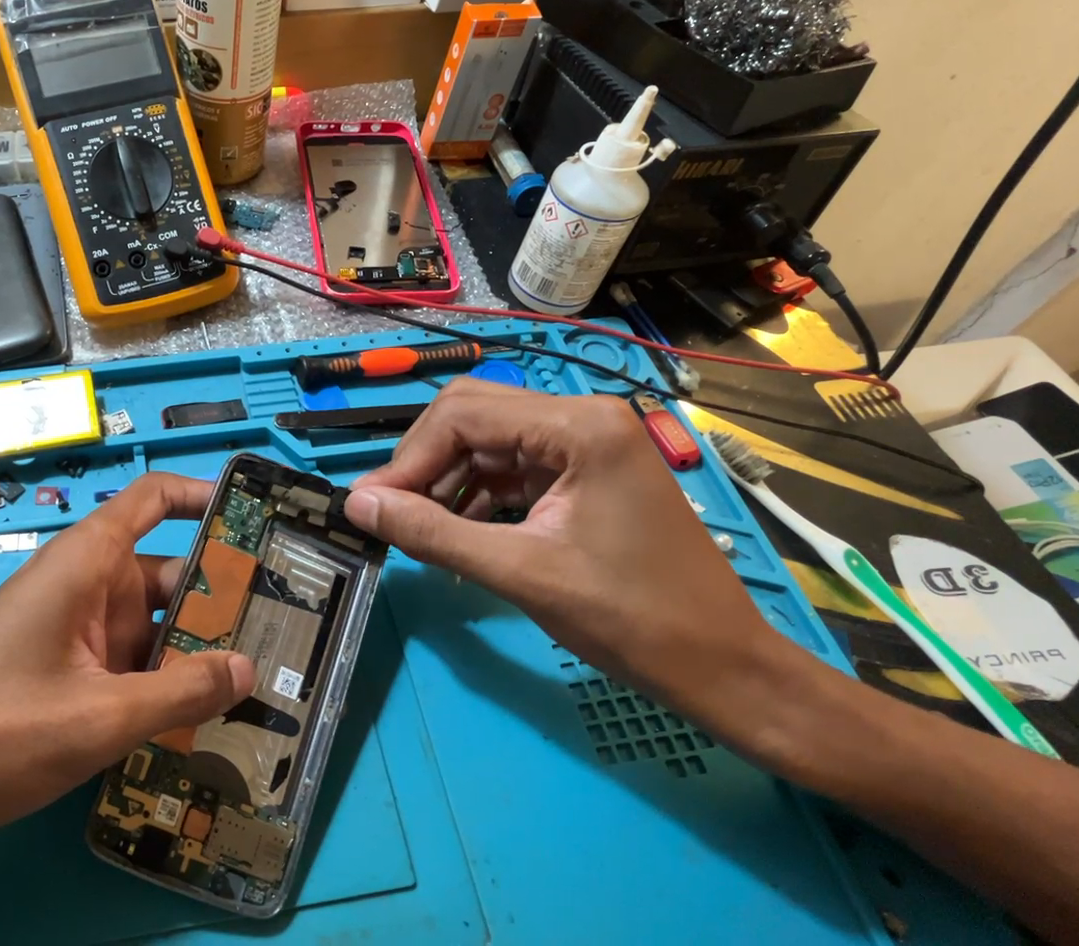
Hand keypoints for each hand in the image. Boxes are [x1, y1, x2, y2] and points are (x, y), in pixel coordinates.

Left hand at [0, 472, 256, 853]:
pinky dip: (163, 682)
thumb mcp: (98, 717)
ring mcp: (73, 633)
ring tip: (265, 677)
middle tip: (290, 625)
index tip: (260, 516)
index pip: (152, 501)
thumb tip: (249, 668)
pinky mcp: (62, 674)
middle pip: (168, 572)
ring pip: (151, 626)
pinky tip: (204, 717)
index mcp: (86, 564)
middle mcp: (84, 588)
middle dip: (223, 594)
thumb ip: (180, 693)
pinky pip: (127, 665)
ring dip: (197, 649)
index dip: (203, 495)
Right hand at [341, 380, 779, 712]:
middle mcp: (583, 417)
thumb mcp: (520, 573)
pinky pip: (512, 467)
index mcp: (579, 426)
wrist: (721, 665)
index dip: (408, 459)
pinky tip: (456, 532)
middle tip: (390, 515)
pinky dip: (476, 495)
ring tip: (417, 531)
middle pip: (473, 417)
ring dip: (447, 482)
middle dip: (424, 465)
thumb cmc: (630, 619)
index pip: (463, 414)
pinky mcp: (585, 471)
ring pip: (488, 442)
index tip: (371, 507)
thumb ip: (432, 533)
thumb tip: (358, 505)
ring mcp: (587, 443)